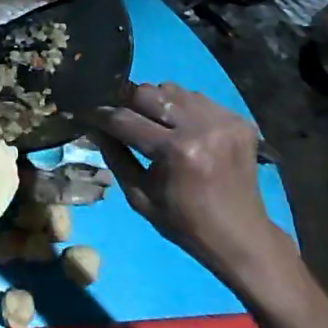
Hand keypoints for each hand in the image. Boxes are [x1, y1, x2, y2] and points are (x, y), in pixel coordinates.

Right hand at [92, 82, 293, 287]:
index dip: (100, 115)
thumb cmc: (185, 223)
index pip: (124, 119)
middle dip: (127, 103)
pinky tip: (180, 128)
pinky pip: (195, 98)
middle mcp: (201, 127)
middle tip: (120, 118)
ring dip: (154, 103)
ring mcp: (223, 120)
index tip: (85, 114)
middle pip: (147, 93)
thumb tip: (92, 126)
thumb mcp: (139, 195)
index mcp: (176, 151)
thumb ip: (114, 155)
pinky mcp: (239, 119)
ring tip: (152, 123)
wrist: (242, 237)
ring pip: (171, 89)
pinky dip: (181, 108)